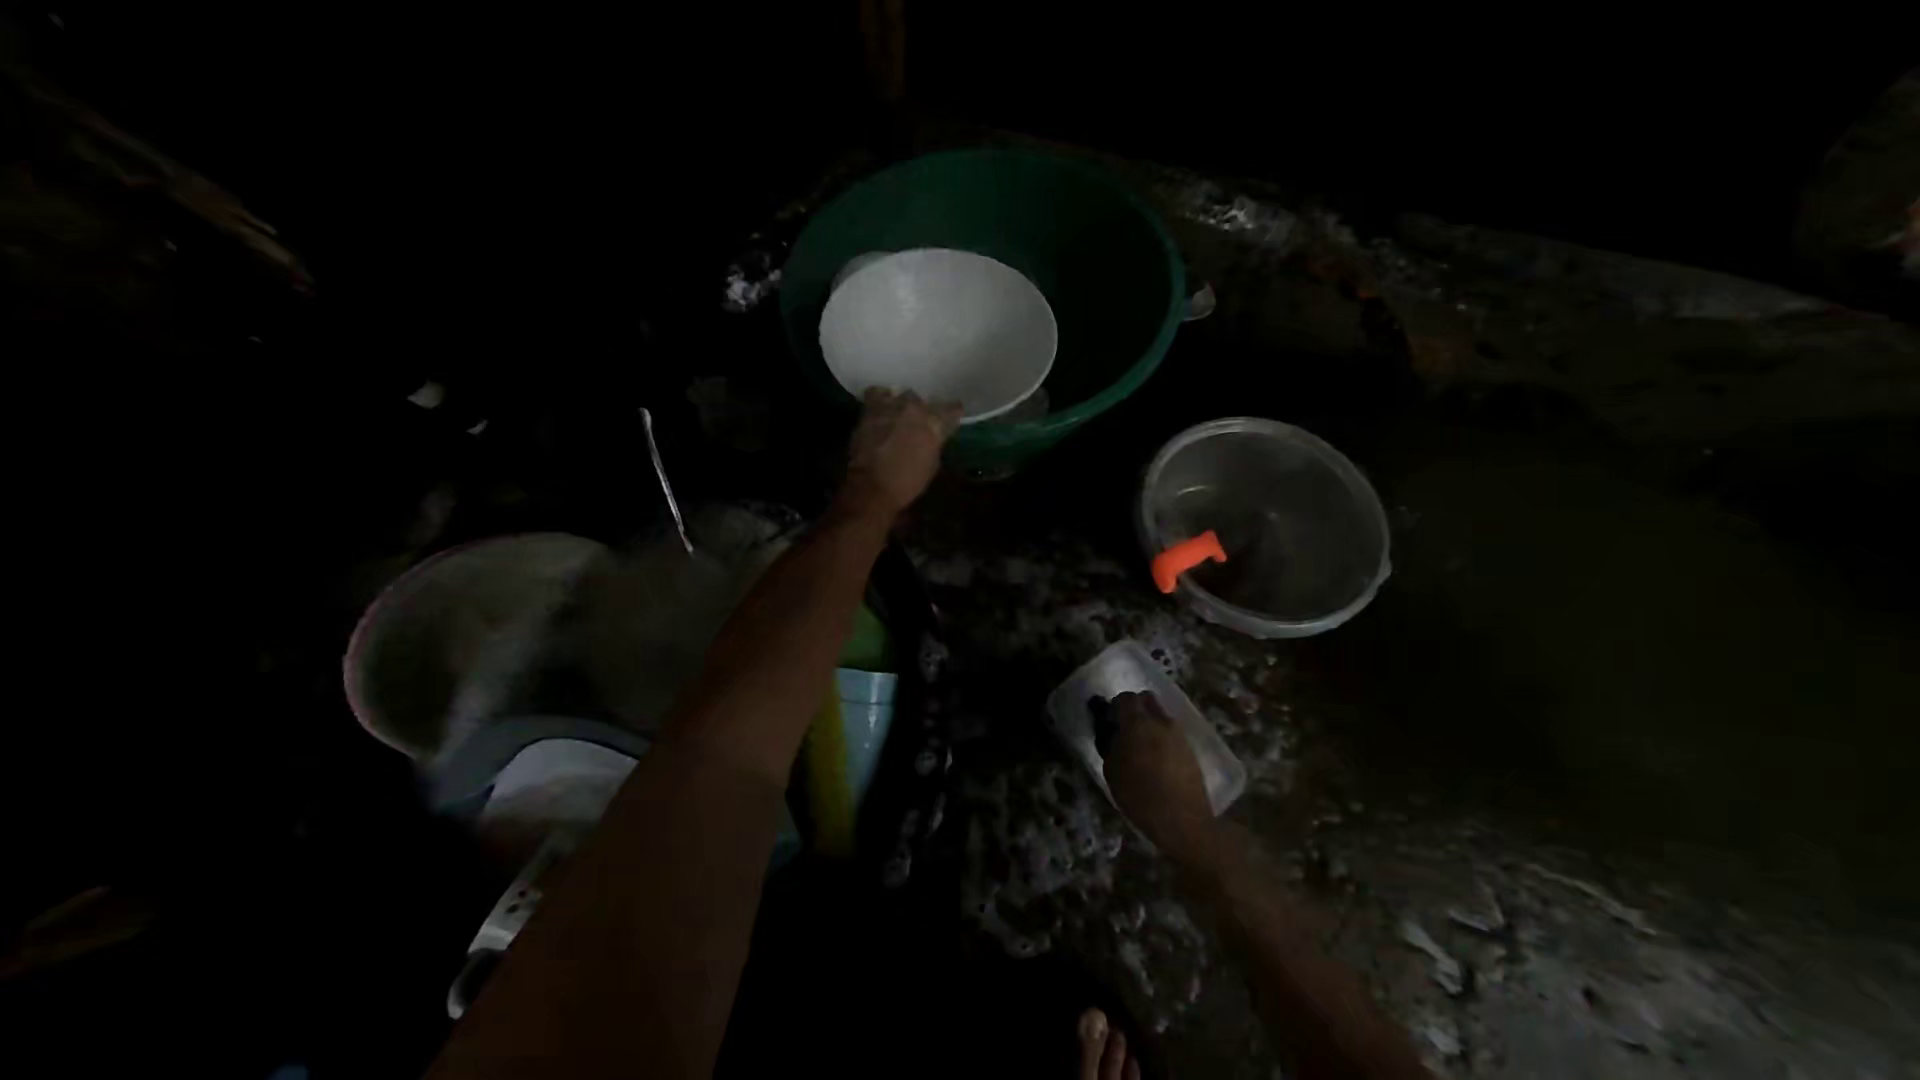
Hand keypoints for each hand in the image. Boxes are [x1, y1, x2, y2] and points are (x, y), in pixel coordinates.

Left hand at [840, 388, 961, 518]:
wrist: (871, 486)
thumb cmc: (906, 483)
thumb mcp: (932, 465)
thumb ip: (935, 442)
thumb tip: (933, 435)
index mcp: (936, 423)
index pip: (953, 409)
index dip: (953, 414)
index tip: (951, 420)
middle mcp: (916, 408)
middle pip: (925, 401)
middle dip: (924, 412)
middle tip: (919, 425)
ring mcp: (893, 405)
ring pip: (903, 395)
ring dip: (903, 406)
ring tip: (899, 417)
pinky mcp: (871, 408)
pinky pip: (878, 393)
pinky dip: (882, 400)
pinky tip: (881, 410)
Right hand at [1102, 691, 1215, 861]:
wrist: (1183, 822)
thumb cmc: (1140, 795)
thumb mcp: (1112, 771)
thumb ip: (1110, 744)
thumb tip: (1113, 733)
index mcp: (1139, 723)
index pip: (1125, 698)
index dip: (1114, 707)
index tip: (1108, 723)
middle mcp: (1162, 722)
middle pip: (1146, 699)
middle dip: (1134, 709)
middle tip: (1124, 730)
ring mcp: (1179, 735)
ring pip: (1161, 717)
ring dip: (1149, 725)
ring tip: (1141, 750)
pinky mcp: (1191, 750)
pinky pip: (1171, 735)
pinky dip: (1161, 740)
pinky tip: (1156, 763)